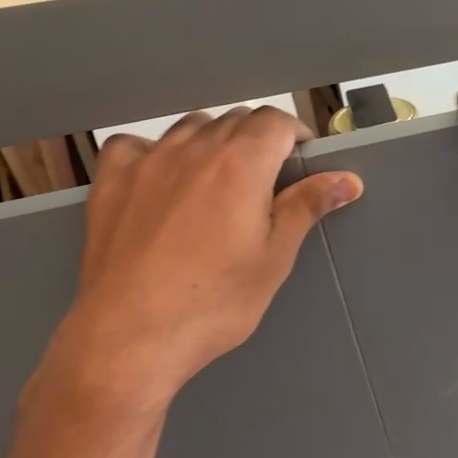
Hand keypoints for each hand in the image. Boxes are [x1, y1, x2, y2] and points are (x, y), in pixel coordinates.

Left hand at [38, 106, 362, 412]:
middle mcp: (194, 151)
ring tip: (220, 179)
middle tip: (267, 179)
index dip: (295, 134)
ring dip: (213, 140)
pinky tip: (161, 177)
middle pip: (235, 119)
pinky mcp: (111, 184)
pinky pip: (134, 146)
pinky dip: (153, 151)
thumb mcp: (274, 257)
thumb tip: (345, 180)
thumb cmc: (211, 303)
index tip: (301, 157)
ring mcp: (148, 164)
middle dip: (258, 138)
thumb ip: (306, 207)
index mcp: (241, 165)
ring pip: (190, 126)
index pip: (275, 120)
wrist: (130, 337)